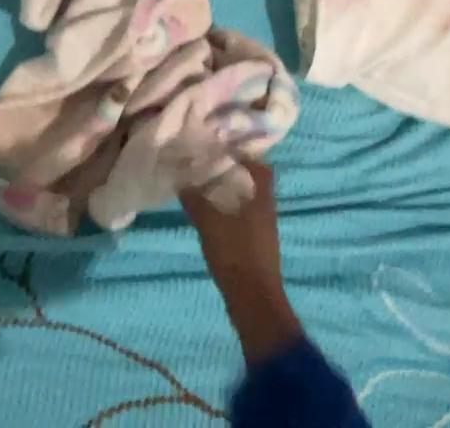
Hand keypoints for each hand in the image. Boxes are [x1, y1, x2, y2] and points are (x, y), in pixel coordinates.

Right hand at [181, 163, 282, 292]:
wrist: (254, 302)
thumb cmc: (236, 255)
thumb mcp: (210, 225)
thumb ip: (196, 202)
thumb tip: (183, 183)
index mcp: (263, 201)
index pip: (262, 169)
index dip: (246, 156)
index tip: (223, 148)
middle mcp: (267, 213)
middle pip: (254, 185)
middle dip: (233, 174)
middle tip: (208, 166)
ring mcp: (263, 232)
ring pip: (248, 204)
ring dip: (230, 195)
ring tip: (204, 189)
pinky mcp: (256, 249)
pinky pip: (243, 221)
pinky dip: (229, 214)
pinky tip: (210, 217)